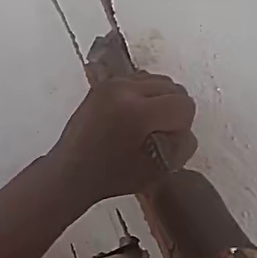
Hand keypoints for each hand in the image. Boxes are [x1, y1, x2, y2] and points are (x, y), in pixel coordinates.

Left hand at [47, 73, 196, 205]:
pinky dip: (144, 94)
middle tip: (160, 134)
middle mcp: (124, 90)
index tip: (168, 142)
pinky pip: (138, 80)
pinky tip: (133, 116)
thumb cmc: (112, 177)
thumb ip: (181, 146)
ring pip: (157, 80)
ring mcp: (112, 83)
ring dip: (159, 100)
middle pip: (173, 88)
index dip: (182, 127)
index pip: (183, 105)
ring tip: (146, 125)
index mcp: (138, 112)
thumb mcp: (157, 170)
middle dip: (173, 111)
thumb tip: (185, 130)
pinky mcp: (103, 84)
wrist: (71, 171)